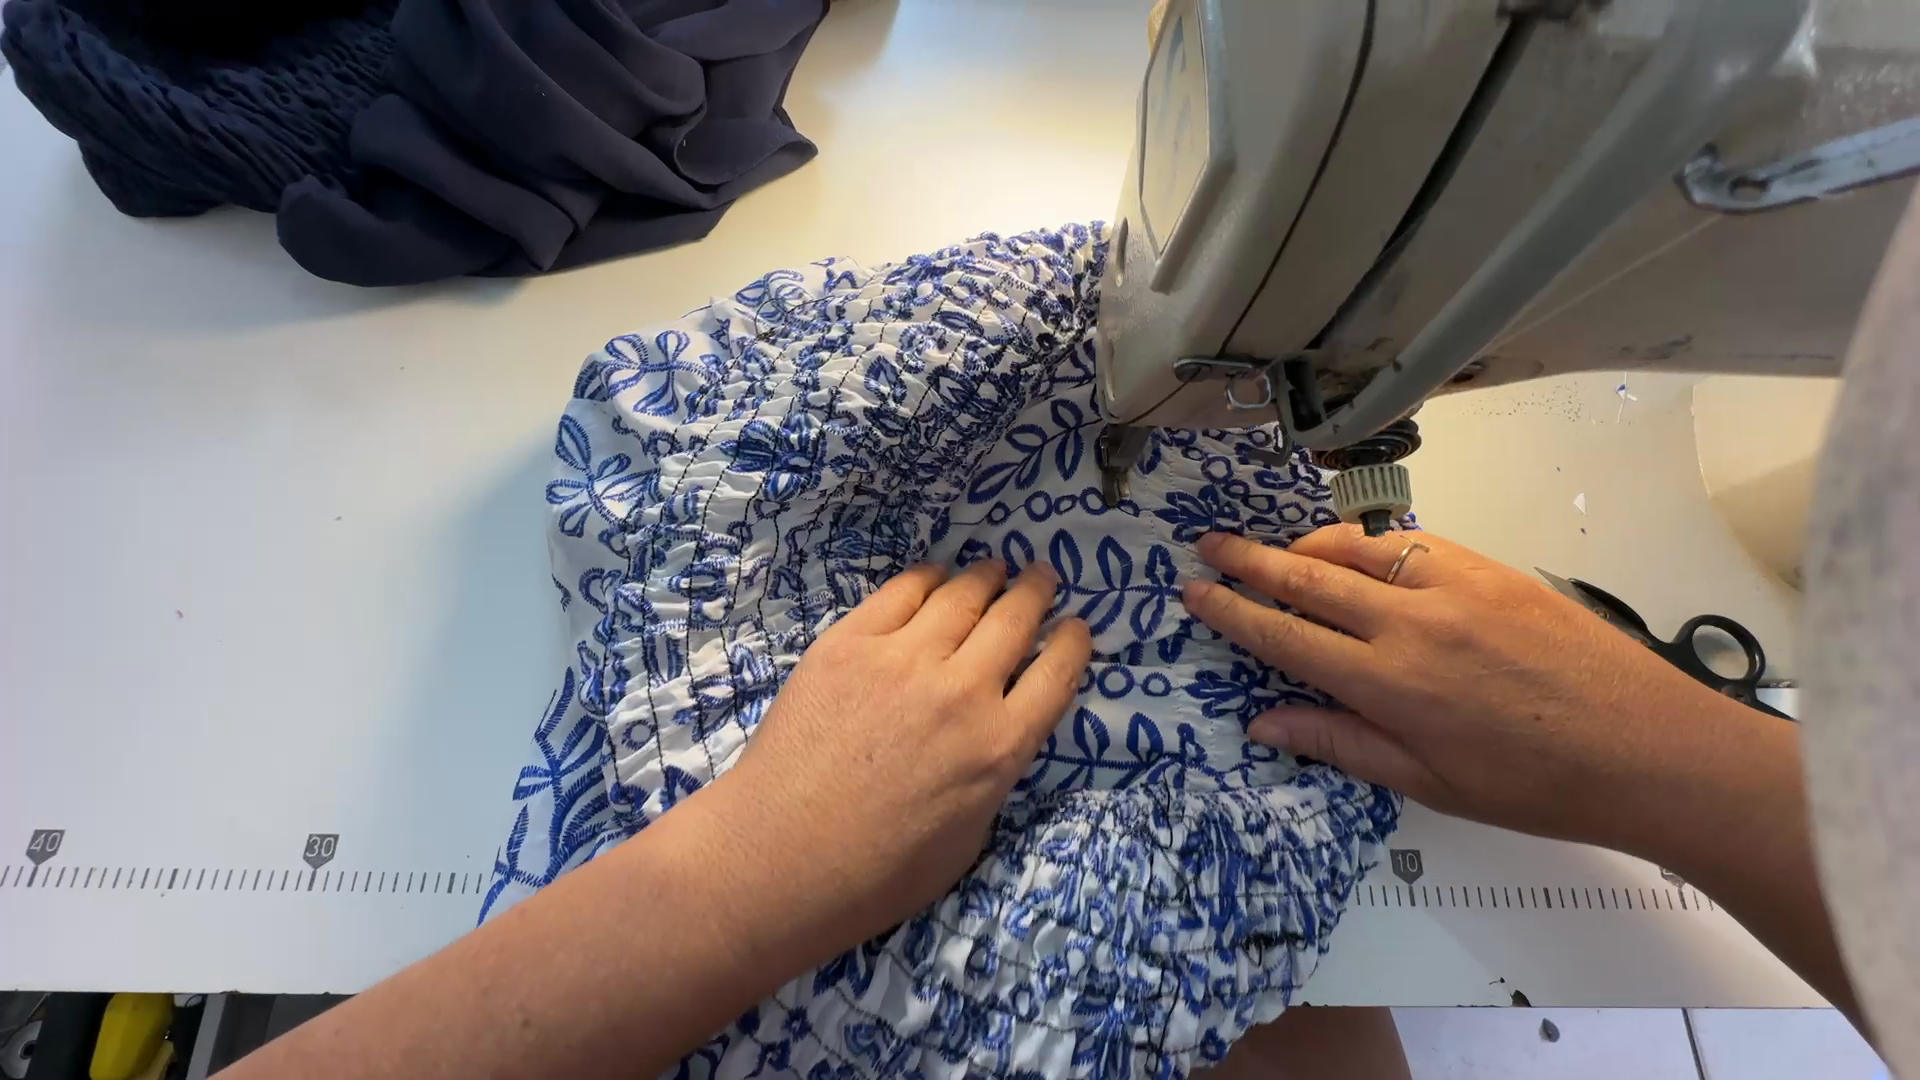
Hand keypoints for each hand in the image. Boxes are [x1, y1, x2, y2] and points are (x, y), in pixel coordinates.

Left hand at [707, 561, 1091, 950]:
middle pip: (1016, 619)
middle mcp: (962, 691)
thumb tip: (995, 729)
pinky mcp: (851, 642)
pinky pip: (902, 592)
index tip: (1076, 625)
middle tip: (1042, 576)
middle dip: (1037, 591)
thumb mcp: (970, 838)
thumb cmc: (878, 873)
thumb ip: (994, 773)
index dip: (1074, 640)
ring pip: (963, 595)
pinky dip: (928, 578)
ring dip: (988, 576)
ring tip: (996, 568)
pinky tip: (936, 577)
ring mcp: (903, 659)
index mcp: (1000, 746)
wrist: (779, 858)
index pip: (1057, 672)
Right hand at [1180, 526, 1766, 845]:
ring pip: (1352, 547)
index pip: (1285, 636)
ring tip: (1276, 552)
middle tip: (1207, 544)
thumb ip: (1337, 742)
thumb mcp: (1426, 781)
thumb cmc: (1532, 785)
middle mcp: (1409, 624)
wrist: (1656, 753)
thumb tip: (1261, 723)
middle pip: (1305, 578)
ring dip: (1302, 545)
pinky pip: (1408, 540)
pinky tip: (1353, 552)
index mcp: (1389, 684)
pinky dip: (1365, 542)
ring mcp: (1452, 587)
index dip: (1232, 612)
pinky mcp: (1489, 568)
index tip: (1194, 591)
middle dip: (1246, 559)